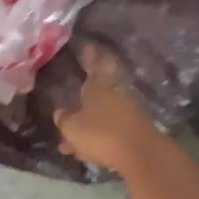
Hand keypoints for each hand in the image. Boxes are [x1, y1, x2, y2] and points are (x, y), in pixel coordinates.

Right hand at [54, 44, 161, 171]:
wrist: (139, 153)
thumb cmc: (101, 133)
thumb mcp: (72, 127)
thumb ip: (64, 119)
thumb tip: (60, 113)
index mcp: (98, 85)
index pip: (94, 62)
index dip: (90, 54)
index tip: (88, 45)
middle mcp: (113, 93)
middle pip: (100, 85)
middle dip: (89, 85)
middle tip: (80, 82)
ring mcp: (125, 110)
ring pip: (101, 110)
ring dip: (88, 117)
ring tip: (70, 133)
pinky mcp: (131, 129)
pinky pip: (107, 127)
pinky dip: (95, 133)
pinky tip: (82, 148)